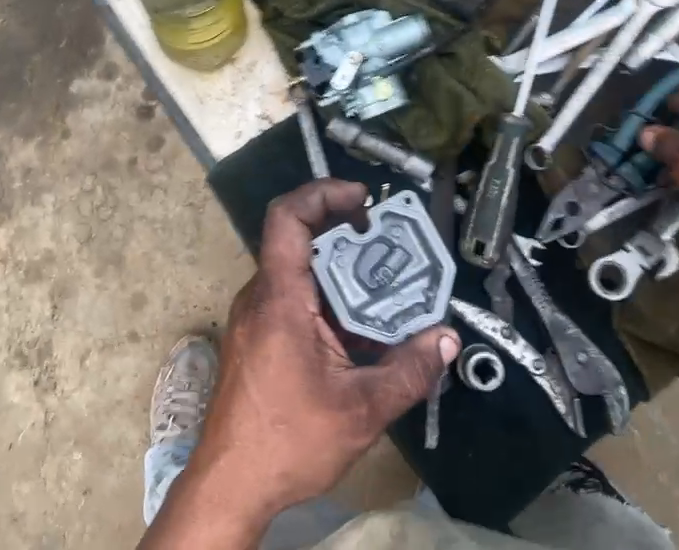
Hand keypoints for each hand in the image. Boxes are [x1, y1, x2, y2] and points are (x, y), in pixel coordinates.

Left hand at [194, 179, 457, 519]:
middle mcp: (261, 297)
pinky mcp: (257, 338)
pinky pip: (294, 301)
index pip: (287, 218)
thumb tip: (447, 340)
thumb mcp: (361, 409)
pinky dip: (329, 302)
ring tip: (389, 291)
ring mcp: (255, 318)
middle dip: (348, 237)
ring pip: (300, 275)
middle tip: (393, 248)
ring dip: (342, 275)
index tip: (363, 200)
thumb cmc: (288, 441)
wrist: (231, 484)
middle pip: (300, 242)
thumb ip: (409, 370)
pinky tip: (363, 332)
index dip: (323, 194)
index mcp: (280, 298)